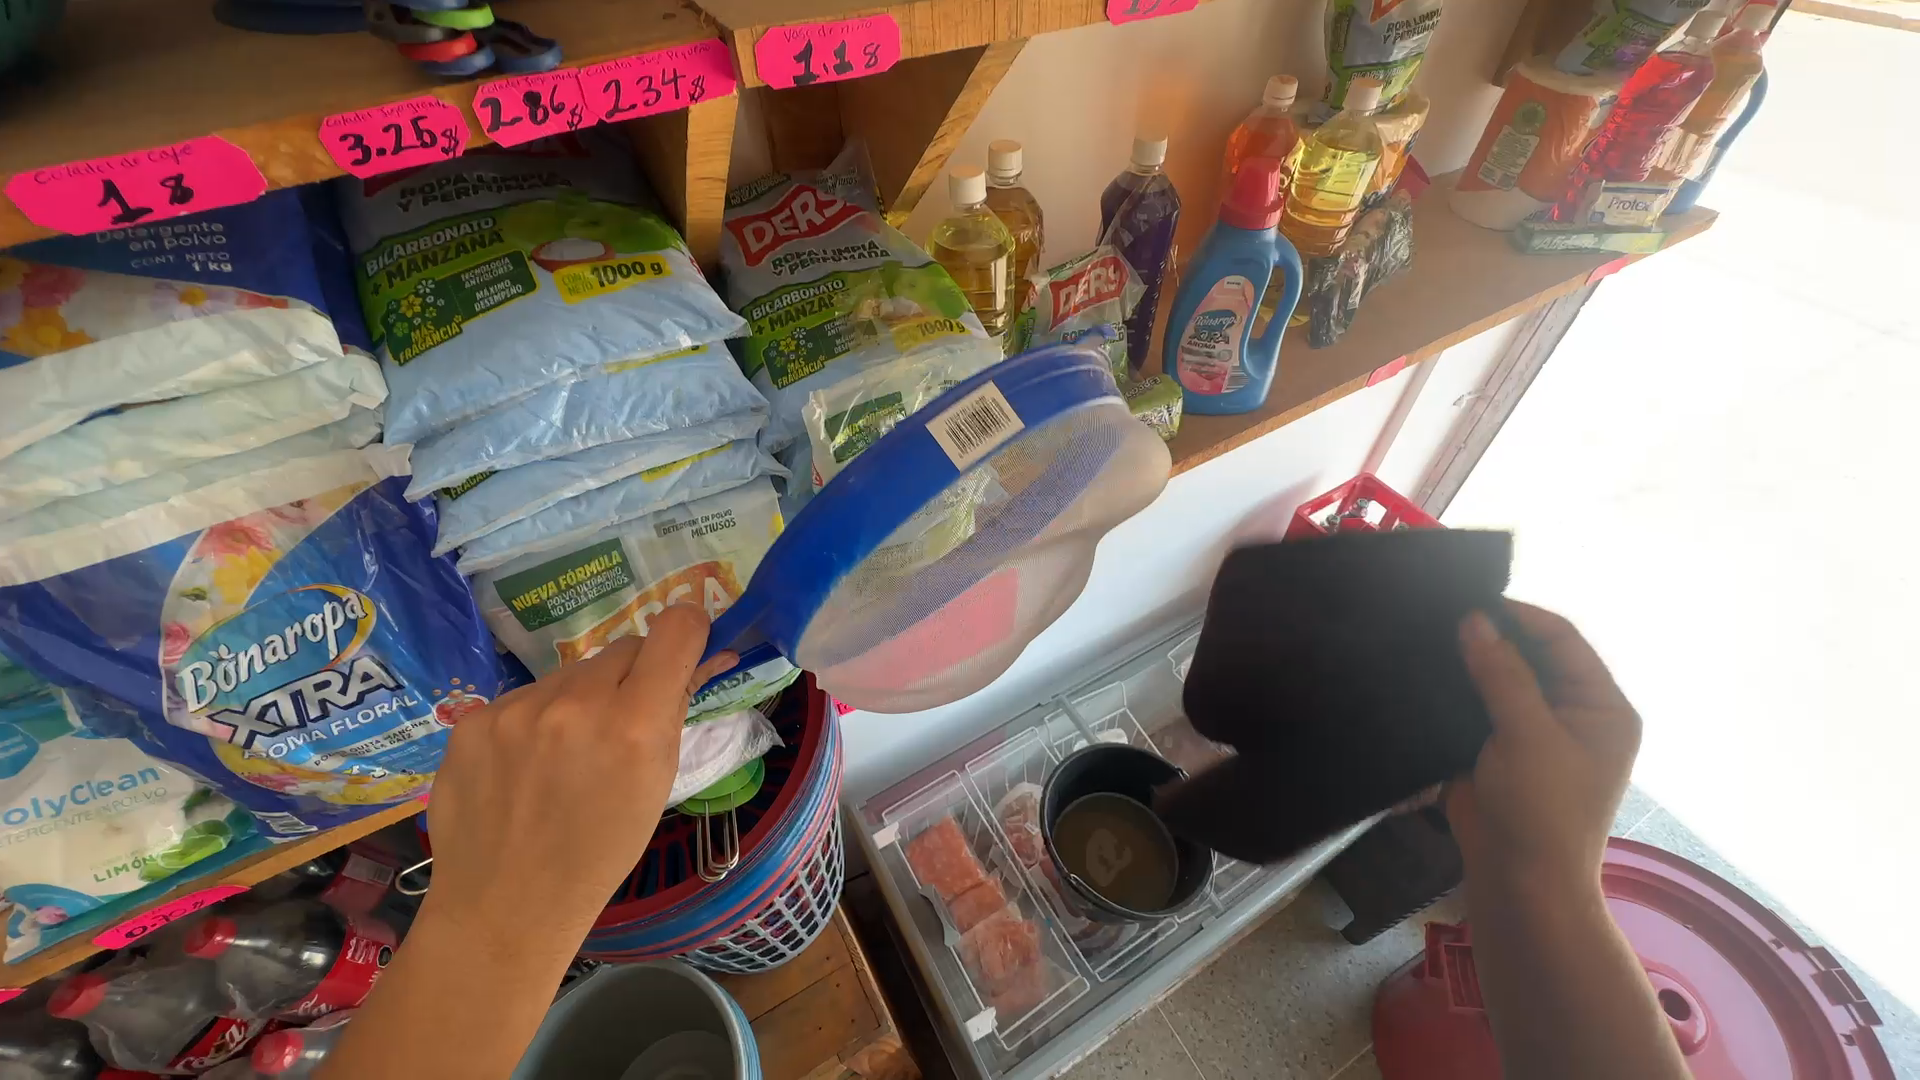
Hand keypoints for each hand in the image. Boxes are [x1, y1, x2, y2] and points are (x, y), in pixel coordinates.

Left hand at [419, 605, 736, 933]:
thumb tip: (705, 653)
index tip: (686, 647)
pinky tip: (525, 762)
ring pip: (573, 672)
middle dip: (634, 676)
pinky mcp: (474, 719)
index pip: (676, 629)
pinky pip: (527, 695)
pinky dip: (537, 718)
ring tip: (565, 753)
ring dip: (582, 697)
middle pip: (625, 648)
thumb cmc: (603, 848)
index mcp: (635, 724)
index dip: (689, 630)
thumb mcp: (660, 780)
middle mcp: (577, 702)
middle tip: (624, 720)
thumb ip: (674, 708)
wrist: (505, 905)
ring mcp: (518, 708)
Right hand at [1448, 602, 1640, 896]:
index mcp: (1600, 706)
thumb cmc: (1542, 807)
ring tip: (1425, 633)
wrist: (1518, 875)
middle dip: (1490, 634)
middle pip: (1529, 654)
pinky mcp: (1494, 742)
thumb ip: (1502, 674)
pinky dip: (1453, 683)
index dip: (1519, 615)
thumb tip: (1473, 618)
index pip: (1562, 640)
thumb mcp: (1527, 735)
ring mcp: (1530, 727)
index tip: (1468, 598)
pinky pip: (1474, 700)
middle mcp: (1569, 710)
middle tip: (1439, 612)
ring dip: (1468, 657)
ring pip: (1497, 675)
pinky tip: (1423, 668)